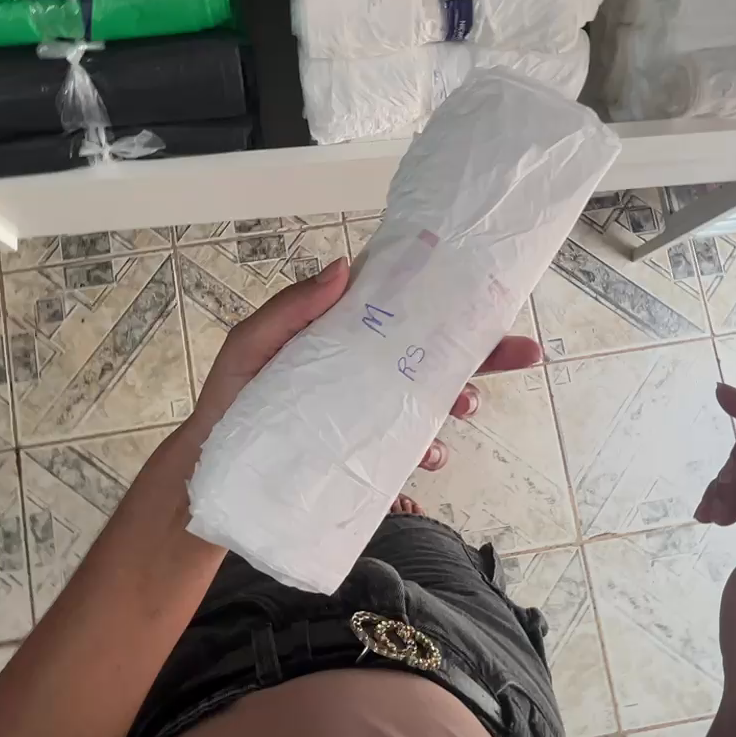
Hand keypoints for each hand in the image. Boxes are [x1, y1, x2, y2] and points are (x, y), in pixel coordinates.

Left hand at [189, 256, 542, 468]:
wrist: (216, 470)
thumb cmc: (232, 400)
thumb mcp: (253, 346)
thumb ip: (293, 309)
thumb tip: (343, 266)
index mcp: (344, 338)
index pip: (402, 314)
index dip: (445, 305)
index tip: (486, 297)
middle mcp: (365, 375)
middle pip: (433, 360)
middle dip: (481, 356)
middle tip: (519, 352)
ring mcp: (369, 418)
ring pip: (430, 408)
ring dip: (455, 407)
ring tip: (458, 413)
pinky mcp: (366, 458)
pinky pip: (408, 457)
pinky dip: (426, 460)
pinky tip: (425, 463)